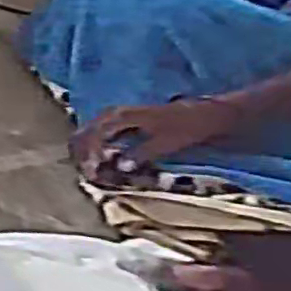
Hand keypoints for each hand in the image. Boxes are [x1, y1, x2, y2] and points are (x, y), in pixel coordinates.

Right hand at [70, 98, 242, 179]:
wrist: (209, 114)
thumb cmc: (189, 127)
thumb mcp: (168, 142)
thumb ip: (142, 153)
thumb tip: (120, 167)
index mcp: (118, 117)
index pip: (91, 137)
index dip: (88, 157)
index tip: (93, 174)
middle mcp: (109, 115)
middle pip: (82, 136)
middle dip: (82, 157)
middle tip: (90, 175)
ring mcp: (112, 118)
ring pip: (86, 136)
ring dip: (86, 154)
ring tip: (94, 171)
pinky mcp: (118, 123)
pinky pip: (95, 136)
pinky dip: (94, 150)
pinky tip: (102, 161)